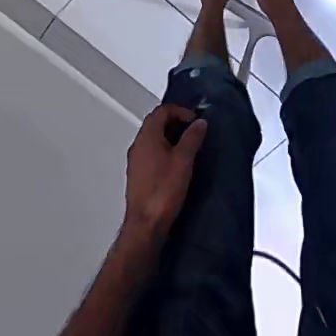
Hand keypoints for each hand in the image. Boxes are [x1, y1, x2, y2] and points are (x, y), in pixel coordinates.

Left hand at [122, 104, 207, 242]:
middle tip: (193, 128)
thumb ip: (192, 137)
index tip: (195, 119)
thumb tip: (199, 123)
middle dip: (175, 121)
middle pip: (155, 123)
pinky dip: (164, 149)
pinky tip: (177, 163)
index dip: (180, 110)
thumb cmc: (164, 190)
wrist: (146, 224)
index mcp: (147, 137)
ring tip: (188, 145)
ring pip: (152, 138)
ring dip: (170, 136)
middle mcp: (138, 146)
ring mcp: (135, 161)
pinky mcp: (137, 175)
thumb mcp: (184, 160)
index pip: (161, 111)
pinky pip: (150, 153)